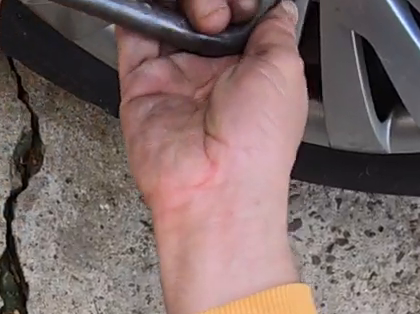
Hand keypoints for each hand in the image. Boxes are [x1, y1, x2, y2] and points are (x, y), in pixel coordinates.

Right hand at [119, 1, 307, 313]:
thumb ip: (277, 30)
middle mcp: (210, 74)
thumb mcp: (286, 69)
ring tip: (197, 20)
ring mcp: (174, 79)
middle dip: (213, 0)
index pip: (239, 13)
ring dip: (181, 3)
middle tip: (220, 18)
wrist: (217, 189)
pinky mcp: (141, 86)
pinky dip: (138, 11)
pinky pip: (133, 37)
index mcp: (249, 71)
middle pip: (202, 9)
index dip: (241, 1)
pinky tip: (154, 6)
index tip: (244, 7)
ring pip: (168, 14)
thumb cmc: (256, 147)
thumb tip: (278, 8)